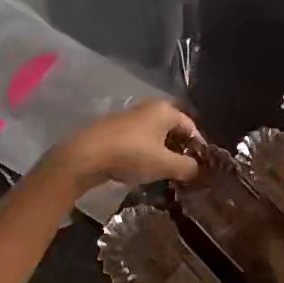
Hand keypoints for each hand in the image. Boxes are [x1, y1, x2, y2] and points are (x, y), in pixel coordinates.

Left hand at [45, 100, 199, 191]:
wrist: (84, 156)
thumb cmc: (131, 155)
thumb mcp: (165, 165)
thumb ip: (187, 167)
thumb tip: (199, 170)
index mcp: (165, 110)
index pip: (192, 127)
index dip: (198, 147)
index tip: (199, 168)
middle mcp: (149, 108)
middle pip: (173, 130)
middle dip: (179, 150)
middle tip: (183, 172)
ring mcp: (129, 118)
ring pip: (154, 136)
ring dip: (161, 153)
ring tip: (164, 174)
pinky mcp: (114, 130)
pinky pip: (138, 141)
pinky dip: (144, 154)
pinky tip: (141, 170)